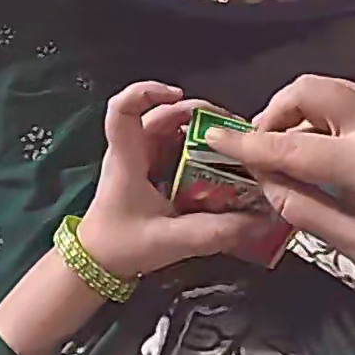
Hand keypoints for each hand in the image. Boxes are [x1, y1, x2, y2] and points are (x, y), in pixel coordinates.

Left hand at [77, 82, 281, 280]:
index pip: (123, 109)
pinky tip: (218, 161)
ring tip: (230, 140)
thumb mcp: (169, 240)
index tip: (178, 95)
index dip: (147, 91)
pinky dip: (195, 148)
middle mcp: (131, 150)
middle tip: (228, 124)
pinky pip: (174, 148)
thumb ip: (214, 232)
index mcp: (126, 158)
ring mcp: (140, 159)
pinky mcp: (149, 170)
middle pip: (159, 113)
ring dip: (198, 129)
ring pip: (169, 129)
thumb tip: (259, 223)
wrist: (96, 263)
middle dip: (194, 112)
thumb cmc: (119, 246)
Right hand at [205, 75, 354, 311]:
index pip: (291, 146)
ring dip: (297, 112)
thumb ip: (307, 212)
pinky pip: (350, 102)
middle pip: (309, 90)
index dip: (245, 145)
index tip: (210, 139)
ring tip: (285, 153)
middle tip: (259, 151)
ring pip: (329, 90)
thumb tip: (263, 186)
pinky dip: (322, 117)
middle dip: (273, 113)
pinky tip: (319, 151)